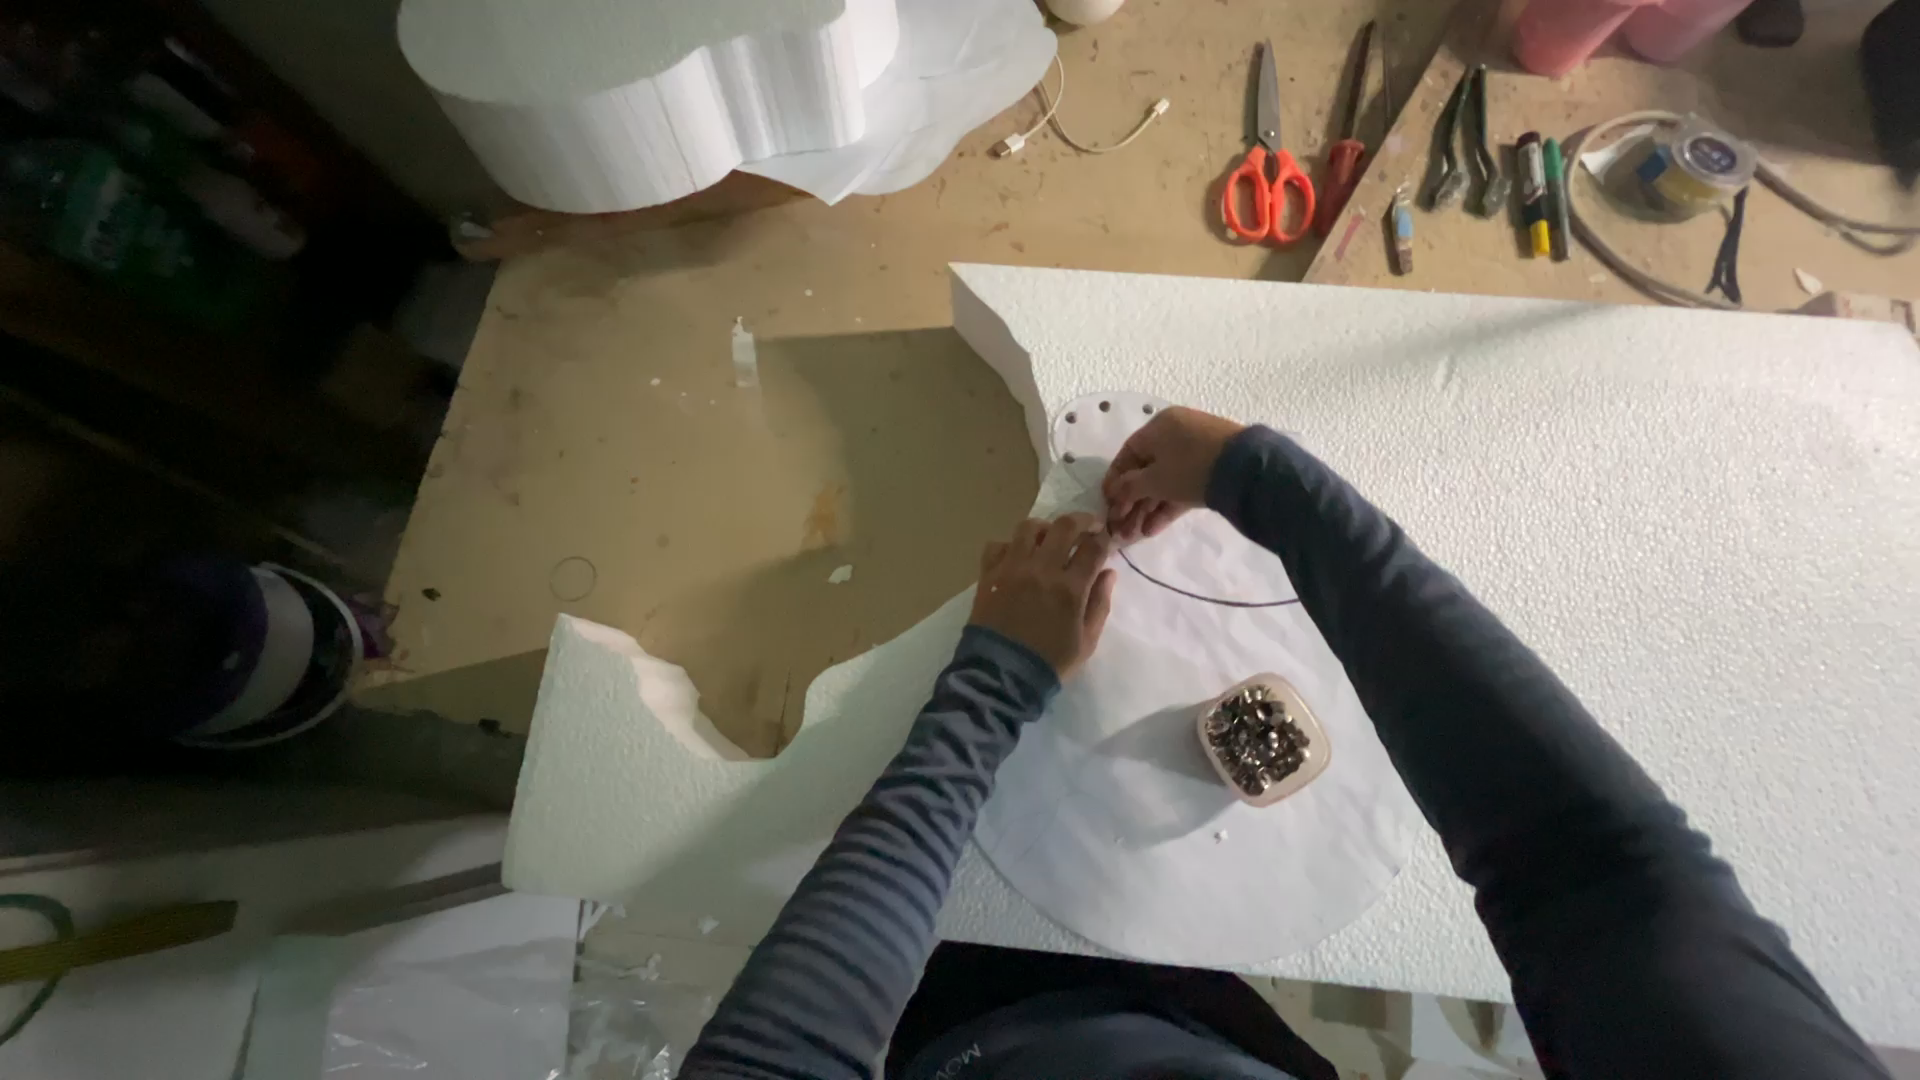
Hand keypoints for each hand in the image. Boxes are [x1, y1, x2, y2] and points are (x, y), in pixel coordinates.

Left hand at [969, 512, 1118, 679]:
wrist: (1001, 676)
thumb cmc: (1049, 662)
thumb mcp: (1087, 641)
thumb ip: (1100, 604)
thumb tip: (1108, 573)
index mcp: (1070, 588)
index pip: (1093, 548)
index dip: (1103, 539)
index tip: (1105, 540)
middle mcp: (1041, 569)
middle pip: (1064, 526)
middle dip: (1081, 520)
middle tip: (1087, 527)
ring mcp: (1012, 569)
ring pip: (1028, 527)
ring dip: (1045, 528)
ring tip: (1050, 539)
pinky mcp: (988, 575)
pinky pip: (997, 545)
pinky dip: (1009, 546)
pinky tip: (1017, 557)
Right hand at [1102, 406, 1245, 542]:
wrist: (1248, 470)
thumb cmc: (1190, 467)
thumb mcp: (1154, 479)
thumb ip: (1129, 487)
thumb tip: (1113, 492)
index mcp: (1158, 426)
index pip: (1127, 454)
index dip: (1115, 480)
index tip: (1106, 504)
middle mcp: (1175, 434)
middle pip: (1145, 471)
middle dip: (1131, 503)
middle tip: (1120, 529)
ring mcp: (1196, 452)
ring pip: (1163, 482)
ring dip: (1147, 509)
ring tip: (1136, 536)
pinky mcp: (1211, 470)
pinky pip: (1182, 487)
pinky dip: (1167, 506)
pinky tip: (1153, 530)